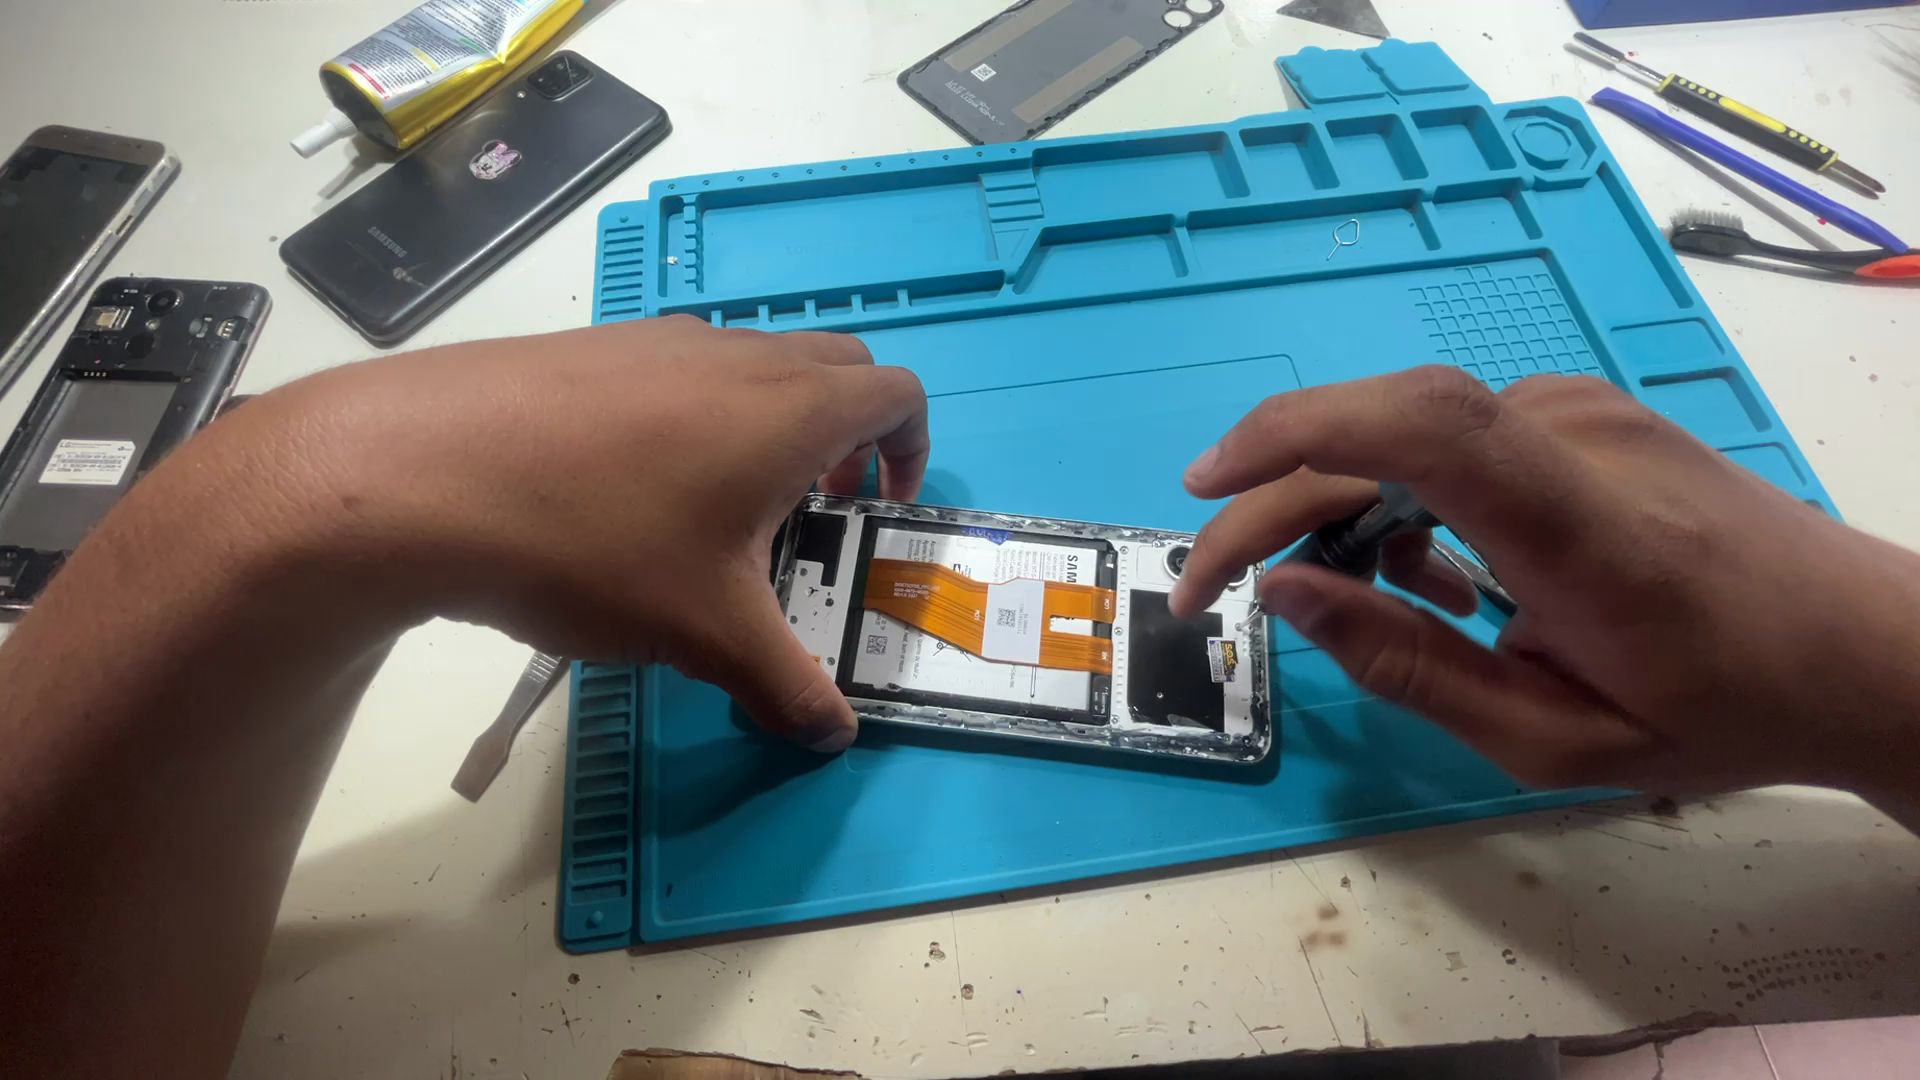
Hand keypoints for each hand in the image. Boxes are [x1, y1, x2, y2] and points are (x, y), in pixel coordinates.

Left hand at [198, 316, 926, 749]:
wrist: (409, 474)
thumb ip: (787, 687)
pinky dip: (712, 409)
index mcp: (792, 409)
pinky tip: (645, 479)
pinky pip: (692, 366)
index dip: (910, 450)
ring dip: (782, 419)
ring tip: (730, 498)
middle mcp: (743, 357)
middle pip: (843, 365)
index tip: (875, 507)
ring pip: (766, 362)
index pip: (898, 395)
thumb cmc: (596, 542)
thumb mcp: (707, 632)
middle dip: (855, 432)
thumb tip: (834, 740)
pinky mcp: (601, 344)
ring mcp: (666, 340)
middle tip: (818, 501)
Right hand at [1171, 366, 1919, 796]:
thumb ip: (1402, 664)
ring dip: (1334, 514)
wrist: (1872, 649)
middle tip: (1208, 582)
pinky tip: (1429, 570)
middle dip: (1265, 505)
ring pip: (1390, 441)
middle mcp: (1569, 437)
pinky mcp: (1563, 412)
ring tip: (1366, 597)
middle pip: (1372, 435)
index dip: (1295, 435)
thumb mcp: (1545, 737)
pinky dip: (1390, 504)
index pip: (1420, 429)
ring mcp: (1570, 410)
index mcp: (1582, 527)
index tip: (1205, 486)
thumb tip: (1280, 591)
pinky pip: (1435, 445)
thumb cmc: (1715, 710)